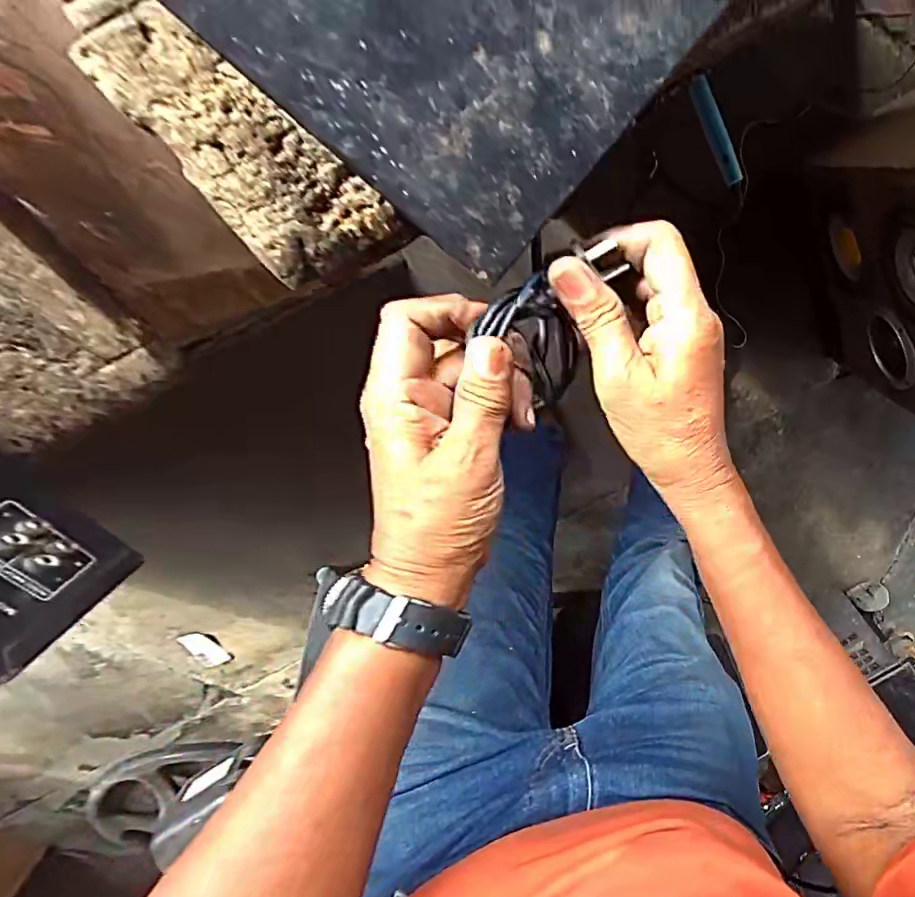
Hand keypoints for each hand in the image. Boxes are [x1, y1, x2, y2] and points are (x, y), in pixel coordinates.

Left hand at [358, 295, 534, 607]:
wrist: (434, 567)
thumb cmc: (435, 527)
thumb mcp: (468, 457)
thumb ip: (482, 397)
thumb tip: (493, 346)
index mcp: (394, 397)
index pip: (407, 321)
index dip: (449, 311)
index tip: (492, 325)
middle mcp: (409, 400)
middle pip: (450, 343)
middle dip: (494, 356)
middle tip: (519, 383)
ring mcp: (433, 415)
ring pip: (473, 370)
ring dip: (506, 385)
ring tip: (520, 416)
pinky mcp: (454, 431)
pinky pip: (481, 398)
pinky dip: (506, 404)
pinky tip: (517, 423)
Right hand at [548, 221, 735, 502]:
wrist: (690, 467)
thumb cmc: (664, 435)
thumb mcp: (617, 373)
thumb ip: (595, 315)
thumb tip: (569, 270)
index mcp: (687, 318)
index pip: (662, 240)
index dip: (619, 239)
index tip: (586, 262)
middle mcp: (698, 319)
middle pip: (656, 259)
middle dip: (612, 269)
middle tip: (578, 298)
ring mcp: (694, 331)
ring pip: (652, 284)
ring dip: (616, 294)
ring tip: (592, 326)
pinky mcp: (686, 344)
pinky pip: (655, 311)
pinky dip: (628, 315)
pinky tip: (609, 340)